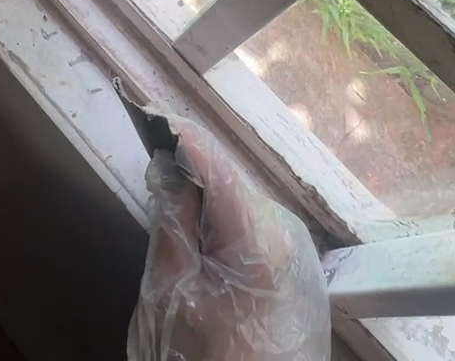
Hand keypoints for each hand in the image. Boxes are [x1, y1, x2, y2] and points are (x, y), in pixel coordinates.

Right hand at [129, 122, 330, 360]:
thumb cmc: (210, 357)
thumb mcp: (174, 293)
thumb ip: (172, 224)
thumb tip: (170, 168)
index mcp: (259, 241)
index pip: (219, 173)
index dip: (187, 142)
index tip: (158, 118)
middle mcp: (286, 233)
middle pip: (228, 185)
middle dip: (192, 177)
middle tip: (157, 172)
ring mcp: (297, 249)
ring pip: (238, 204)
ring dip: (207, 202)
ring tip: (178, 215)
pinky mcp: (295, 263)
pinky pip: (251, 226)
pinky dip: (223, 224)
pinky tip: (204, 243)